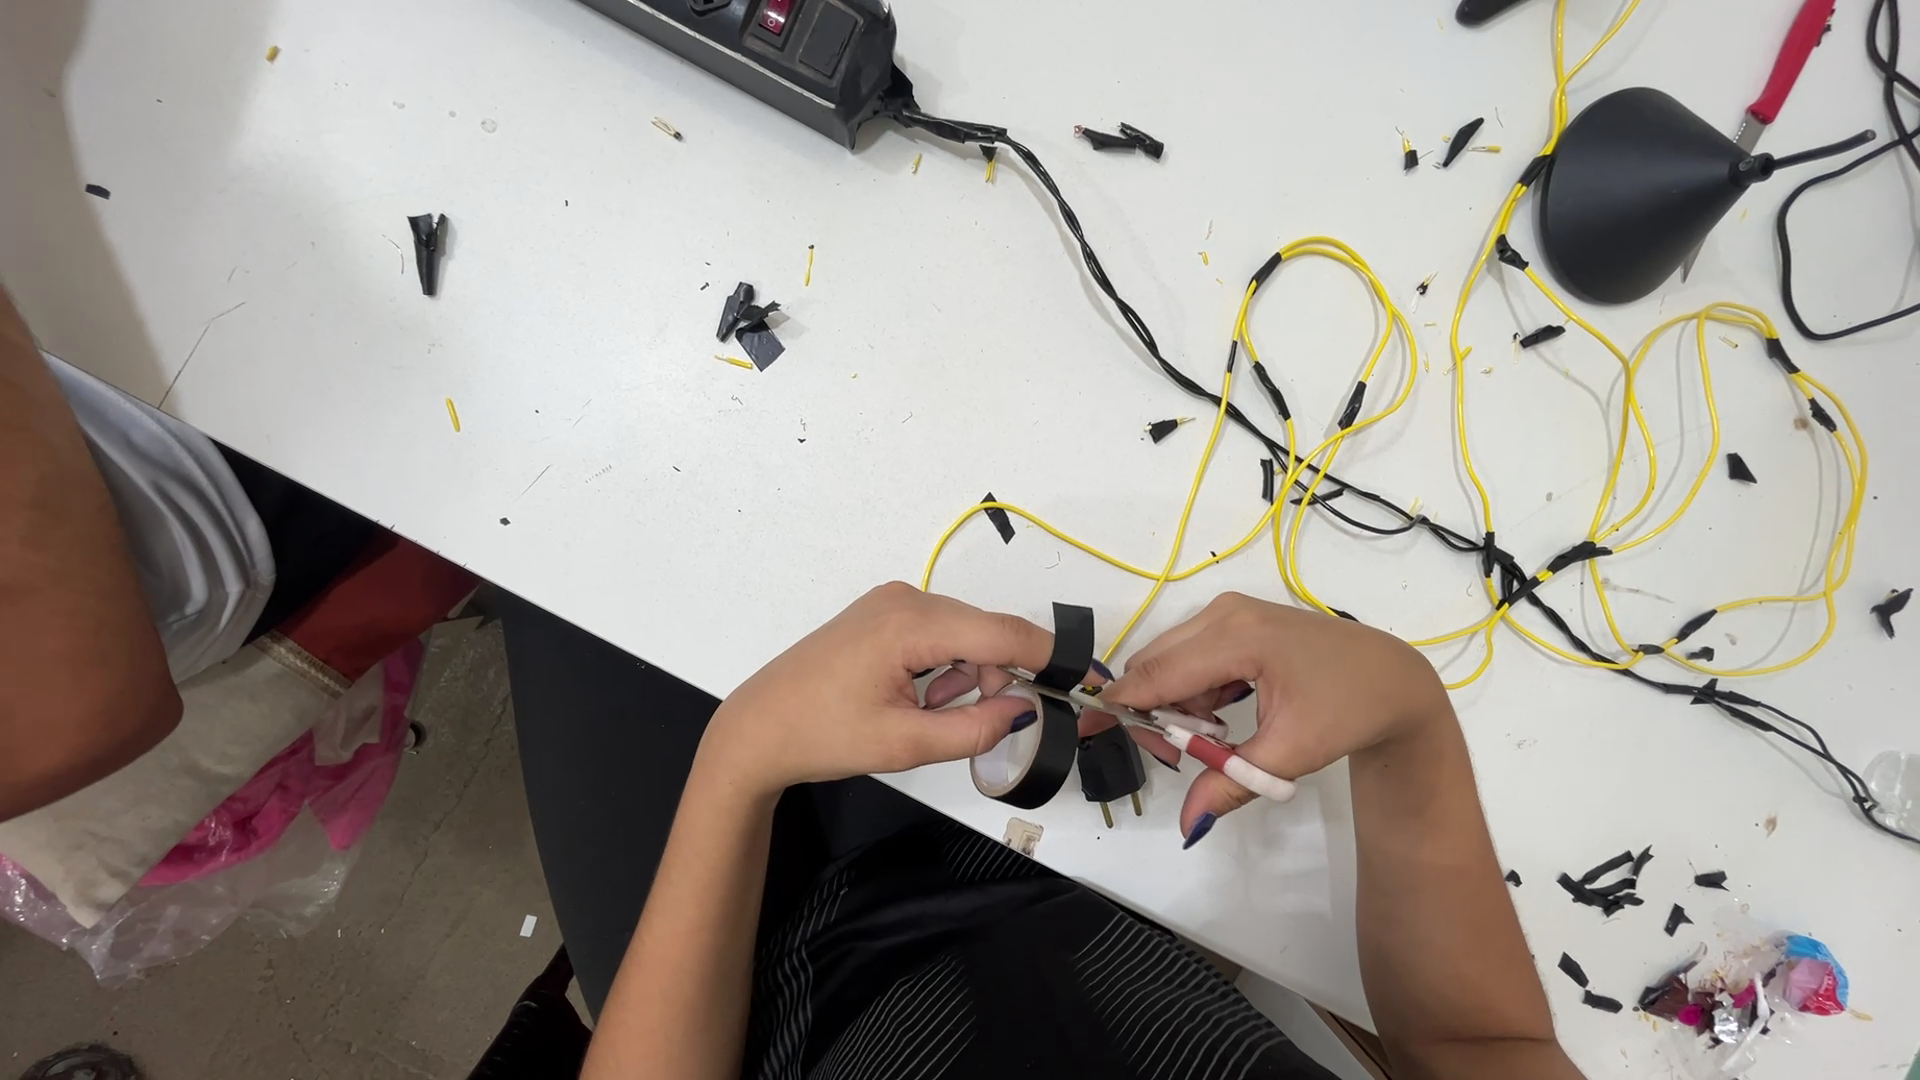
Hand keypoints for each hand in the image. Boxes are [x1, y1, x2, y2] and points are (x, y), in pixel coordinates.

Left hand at [698, 583, 1058, 799]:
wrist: (757, 727)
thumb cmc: (822, 735)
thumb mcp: (905, 744)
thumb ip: (974, 729)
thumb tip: (1026, 711)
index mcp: (910, 624)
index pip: (1001, 632)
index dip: (1048, 655)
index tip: (1086, 676)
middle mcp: (906, 598)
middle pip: (985, 631)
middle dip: (997, 676)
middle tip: (977, 723)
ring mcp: (893, 601)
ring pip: (964, 632)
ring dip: (966, 673)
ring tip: (926, 711)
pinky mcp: (884, 612)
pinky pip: (939, 631)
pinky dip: (945, 663)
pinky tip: (916, 693)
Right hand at [1102, 592, 1450, 841]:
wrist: (1392, 679)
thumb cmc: (1348, 710)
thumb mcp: (1291, 753)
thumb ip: (1232, 784)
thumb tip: (1188, 828)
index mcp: (1237, 638)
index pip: (1157, 673)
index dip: (1119, 703)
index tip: (1087, 728)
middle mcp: (1222, 614)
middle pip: (1154, 663)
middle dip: (1151, 710)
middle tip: (1178, 755)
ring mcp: (1226, 612)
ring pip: (1167, 659)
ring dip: (1171, 701)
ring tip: (1208, 738)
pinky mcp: (1231, 618)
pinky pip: (1186, 653)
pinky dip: (1189, 688)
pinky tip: (1218, 712)